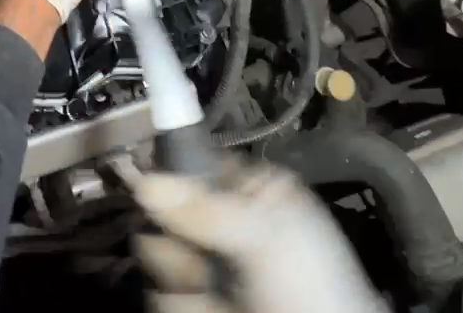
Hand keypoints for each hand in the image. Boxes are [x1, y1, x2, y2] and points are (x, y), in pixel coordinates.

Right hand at [130, 162, 390, 312]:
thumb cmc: (316, 293)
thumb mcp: (265, 235)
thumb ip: (205, 206)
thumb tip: (145, 181)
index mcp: (253, 194)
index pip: (194, 165)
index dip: (170, 176)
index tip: (152, 184)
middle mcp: (229, 227)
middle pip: (166, 212)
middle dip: (175, 238)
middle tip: (199, 255)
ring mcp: (215, 270)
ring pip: (160, 256)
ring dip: (179, 276)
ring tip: (213, 292)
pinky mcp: (200, 303)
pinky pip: (164, 296)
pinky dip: (183, 305)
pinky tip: (214, 309)